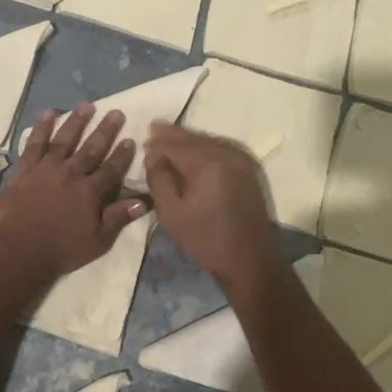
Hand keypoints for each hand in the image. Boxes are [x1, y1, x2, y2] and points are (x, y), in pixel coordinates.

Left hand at [0, 104, 147, 280]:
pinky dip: (41, 128)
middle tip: (116, 112)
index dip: (122, 155)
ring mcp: (46, 169)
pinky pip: (34, 144)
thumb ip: (118, 218)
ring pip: (64, 139)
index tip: (131, 139)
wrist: (19, 249)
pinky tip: (48, 114)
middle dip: (105, 130)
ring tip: (86, 106)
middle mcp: (71, 174)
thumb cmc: (61, 249)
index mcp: (90, 192)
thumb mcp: (98, 240)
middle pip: (91, 148)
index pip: (111, 169)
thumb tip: (144, 201)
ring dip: (76, 122)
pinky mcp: (25, 169)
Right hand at [143, 123, 274, 289]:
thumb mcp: (170, 212)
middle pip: (193, 138)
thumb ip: (158, 179)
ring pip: (209, 141)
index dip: (156, 142)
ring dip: (189, 140)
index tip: (142, 144)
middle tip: (153, 131)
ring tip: (170, 142)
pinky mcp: (249, 170)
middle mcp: (227, 154)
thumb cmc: (205, 239)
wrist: (249, 260)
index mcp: (207, 164)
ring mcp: (242, 160)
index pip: (175, 143)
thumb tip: (153, 156)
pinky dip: (205, 147)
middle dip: (172, 135)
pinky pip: (222, 149)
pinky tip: (194, 154)